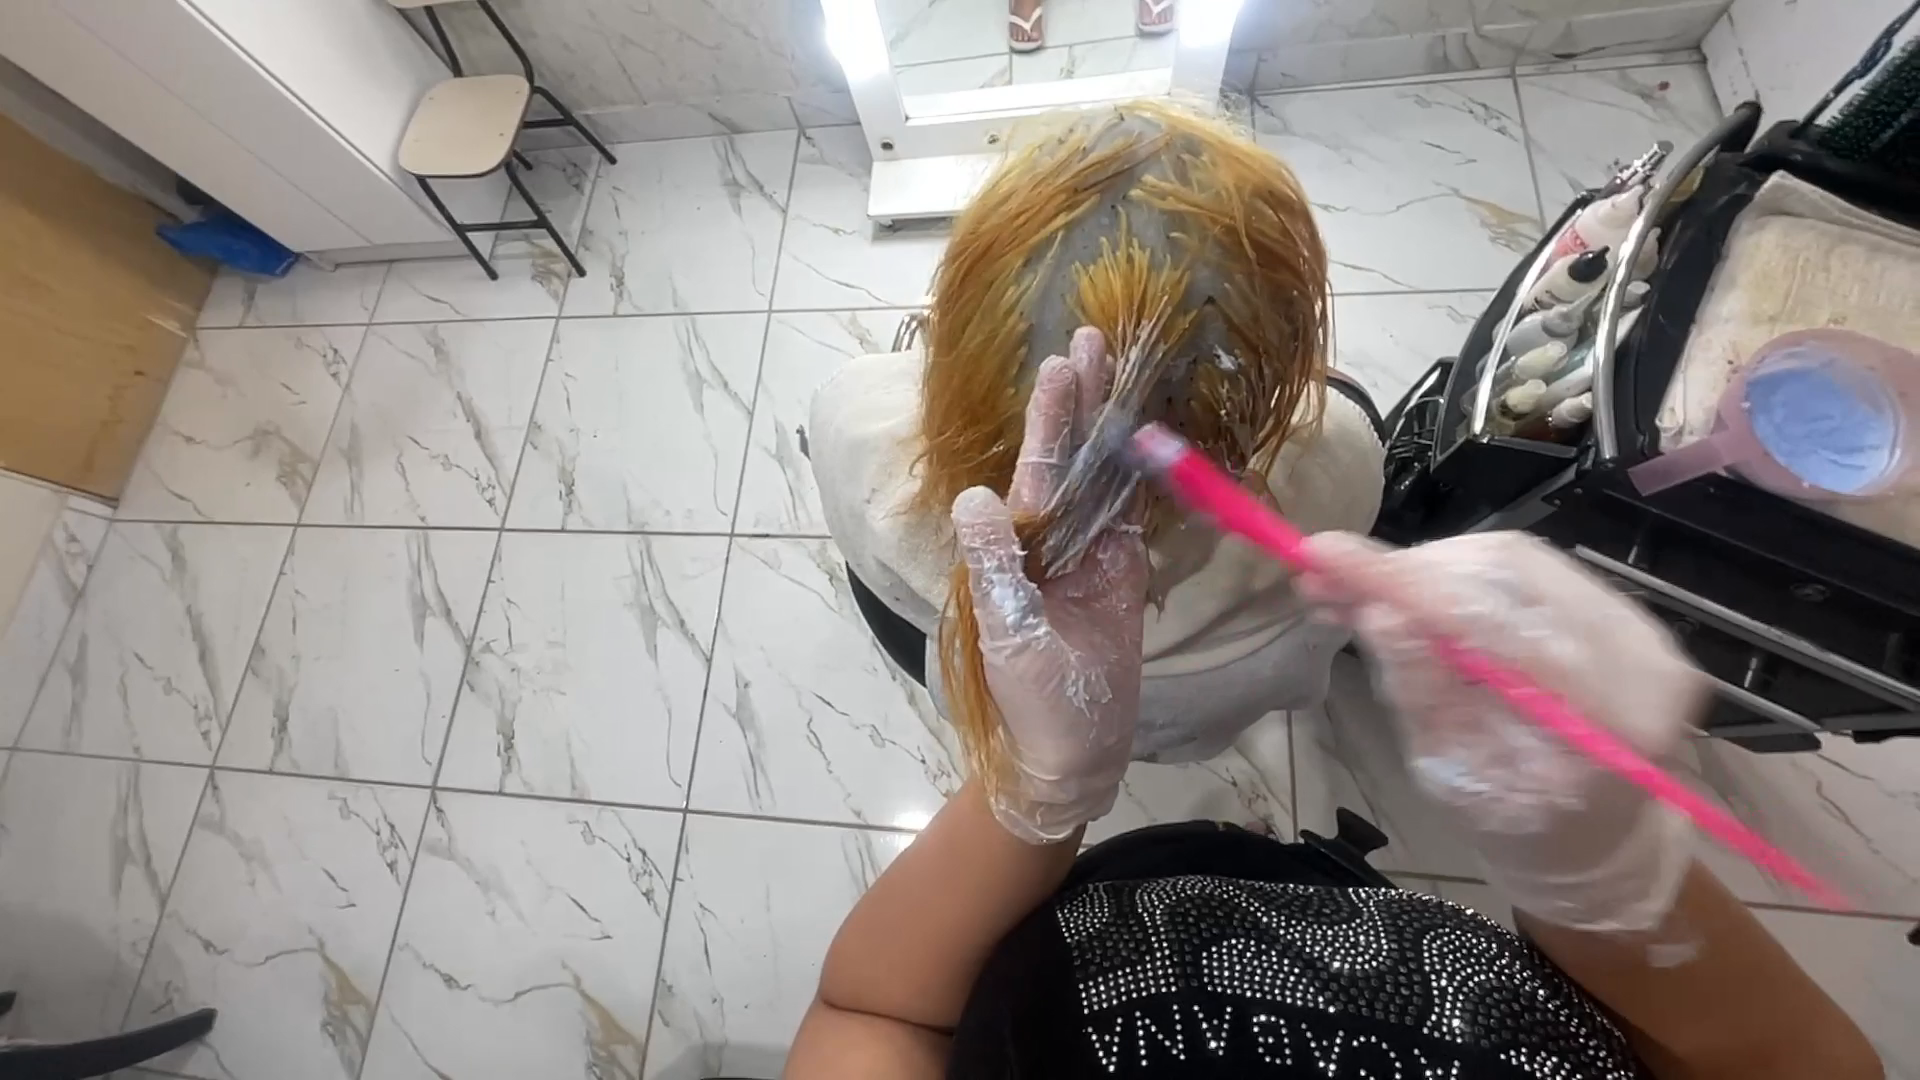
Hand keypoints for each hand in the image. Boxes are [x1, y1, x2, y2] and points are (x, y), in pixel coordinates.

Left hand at [951, 327, 1149, 843]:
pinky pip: (1130, 513)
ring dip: (1110, 425)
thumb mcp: (1008, 632)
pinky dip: (1139, 473)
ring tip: (1121, 371)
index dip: (1050, 416)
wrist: (1072, 745)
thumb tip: (977, 495)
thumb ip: (995, 564)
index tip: (1061, 363)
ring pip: (1102, 475)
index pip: (1037, 467)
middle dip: (1080, 400)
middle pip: (1070, 457)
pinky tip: (1145, 435)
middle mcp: (1053, 537)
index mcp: (1019, 545)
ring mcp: (1091, 551)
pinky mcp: (1122, 571)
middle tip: (1092, 338)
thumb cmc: (1032, 698)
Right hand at [1302, 530, 1706, 931]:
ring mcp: (1636, 627)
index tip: (1321, 554)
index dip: (1400, 579)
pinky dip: (1447, 576)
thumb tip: (1374, 612)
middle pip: (1501, 569)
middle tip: (1323, 579)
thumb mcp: (1451, 773)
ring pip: (1504, 560)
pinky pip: (1517, 570)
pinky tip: (1401, 597)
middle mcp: (1638, 654)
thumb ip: (1420, 691)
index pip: (1491, 617)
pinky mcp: (1616, 613)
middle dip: (1401, 570)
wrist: (1589, 836)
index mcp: (1603, 714)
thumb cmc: (1512, 824)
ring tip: (1354, 593)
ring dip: (1418, 571)